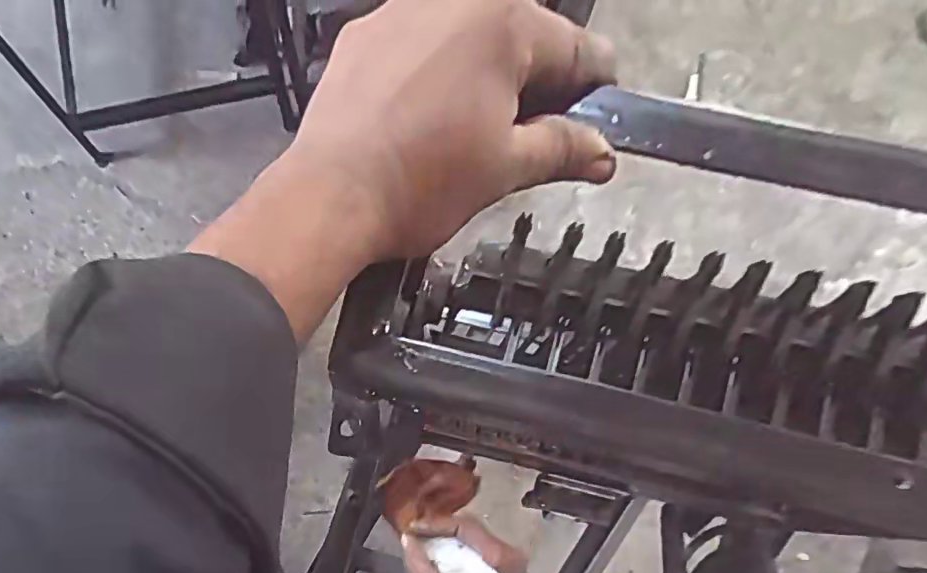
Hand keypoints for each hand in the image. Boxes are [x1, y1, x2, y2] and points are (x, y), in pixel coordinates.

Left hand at [292, 0, 617, 259]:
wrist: (328, 200)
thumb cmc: (412, 186)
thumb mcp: (502, 172)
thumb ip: (559, 150)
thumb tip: (597, 152)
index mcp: (504, 20)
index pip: (576, 52)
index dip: (591, 92)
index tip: (594, 116)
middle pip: (516, 41)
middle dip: (525, 91)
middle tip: (517, 144)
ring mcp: (400, 14)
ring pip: (460, 45)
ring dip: (472, 85)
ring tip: (455, 144)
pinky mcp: (361, 40)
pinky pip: (412, 54)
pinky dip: (424, 83)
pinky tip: (415, 127)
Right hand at [401, 516, 562, 572]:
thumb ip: (426, 571)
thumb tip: (408, 541)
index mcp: (499, 556)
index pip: (462, 524)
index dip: (433, 523)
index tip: (409, 531)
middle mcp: (509, 552)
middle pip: (467, 528)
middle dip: (437, 532)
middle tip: (411, 541)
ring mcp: (510, 561)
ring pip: (471, 539)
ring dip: (444, 542)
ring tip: (420, 552)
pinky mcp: (507, 570)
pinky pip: (476, 552)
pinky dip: (455, 554)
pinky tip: (438, 564)